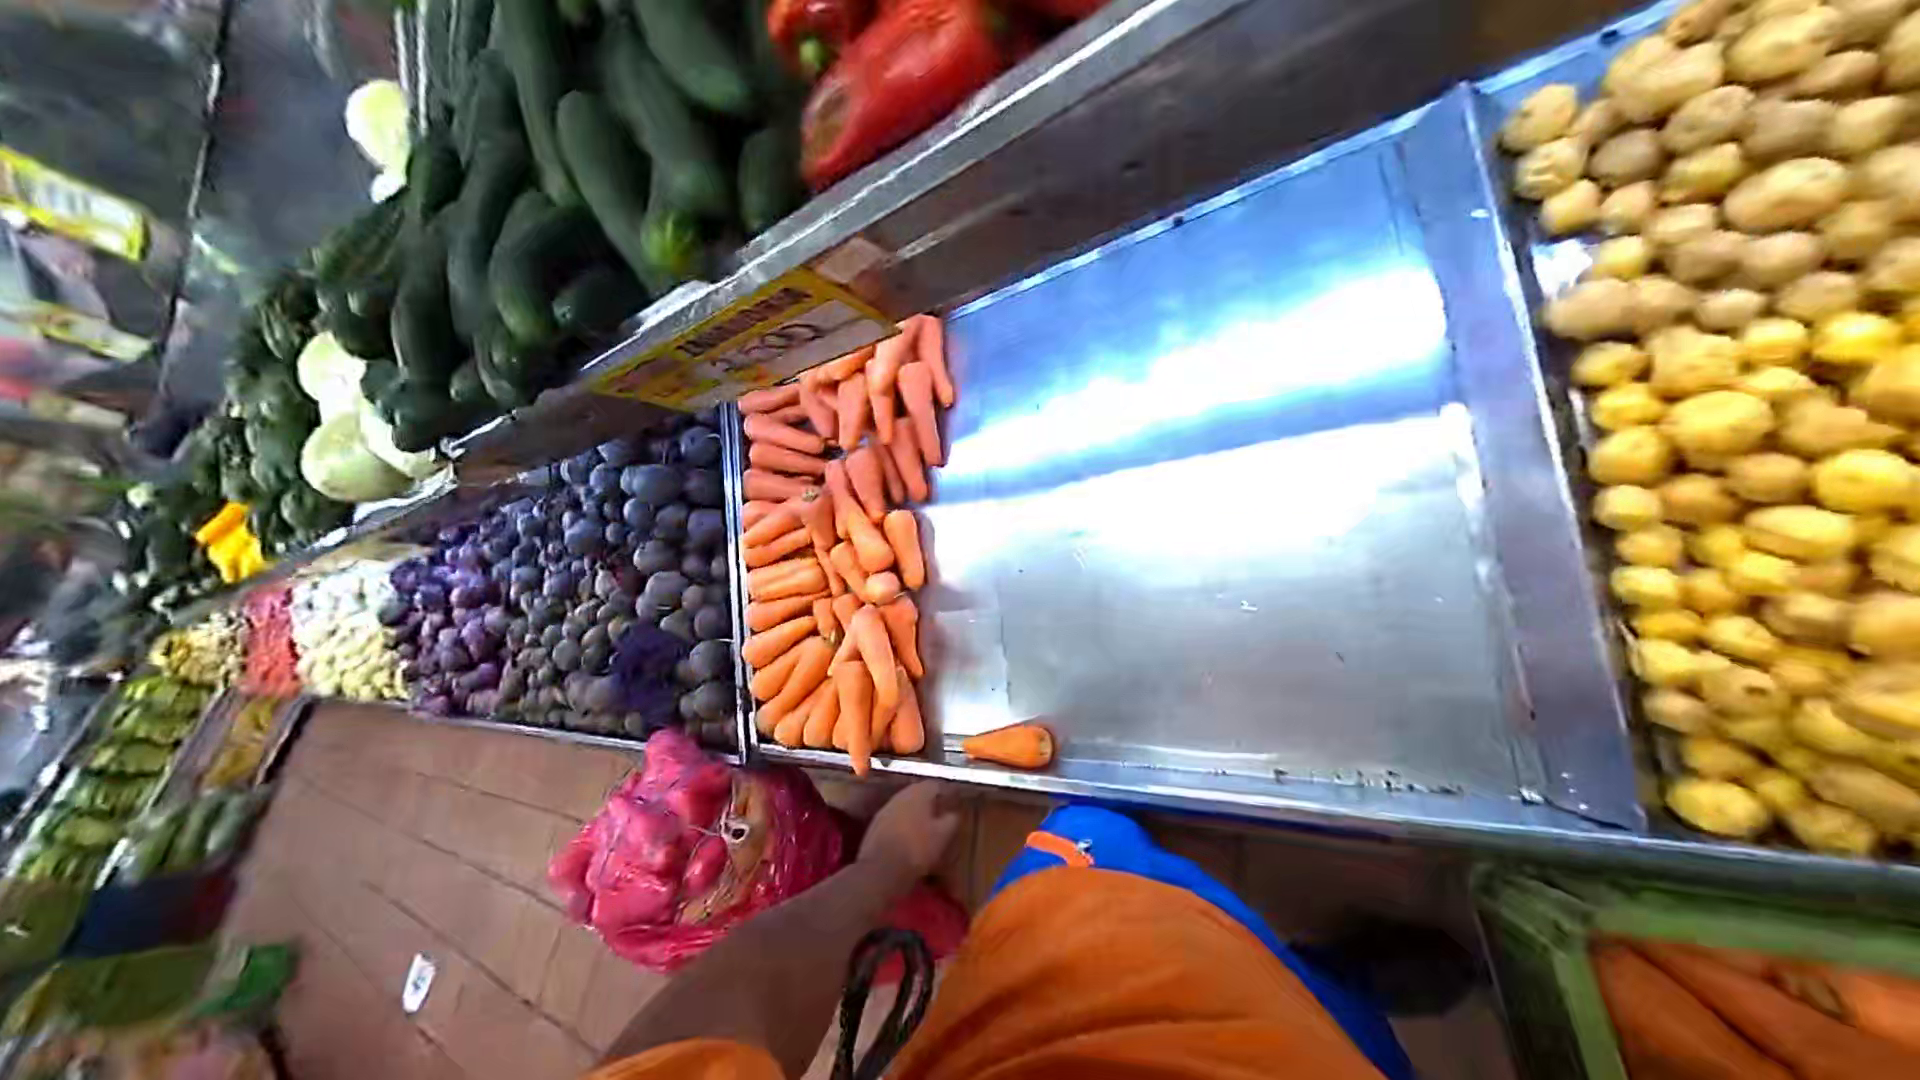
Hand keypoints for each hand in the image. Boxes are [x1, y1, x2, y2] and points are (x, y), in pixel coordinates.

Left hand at [858, 781, 962, 882]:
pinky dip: (901, 825)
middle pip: (917, 794)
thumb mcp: (943, 835)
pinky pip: (893, 820)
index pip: (934, 785)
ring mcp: (885, 809)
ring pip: (904, 806)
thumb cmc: (918, 847)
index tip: (951, 805)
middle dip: (927, 803)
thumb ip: (951, 820)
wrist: (882, 868)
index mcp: (918, 793)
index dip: (944, 794)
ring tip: (923, 828)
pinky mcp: (875, 825)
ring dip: (913, 814)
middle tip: (938, 816)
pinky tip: (906, 838)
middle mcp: (900, 795)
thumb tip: (953, 813)